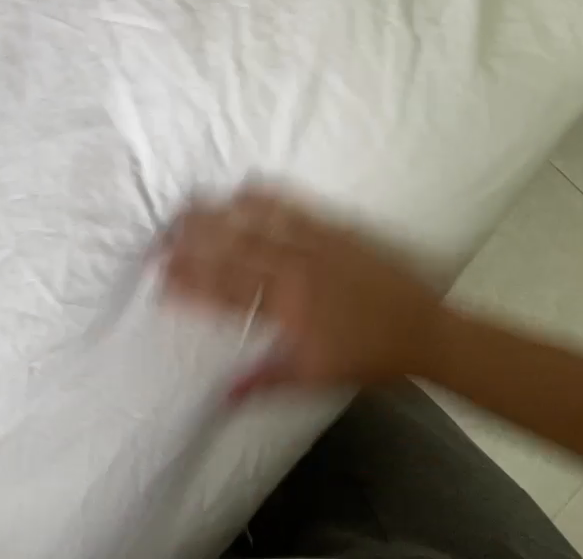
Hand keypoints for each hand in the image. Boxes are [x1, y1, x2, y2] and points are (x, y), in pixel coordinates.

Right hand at [159, 183, 448, 397]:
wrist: (422, 328)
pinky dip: (266, 196)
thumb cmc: (367, 355)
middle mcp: (293, 270)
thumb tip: (222, 396)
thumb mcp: (314, 375)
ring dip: (219, 214)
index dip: (190, 282)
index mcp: (285, 308)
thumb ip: (265, 380)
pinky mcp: (334, 228)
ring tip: (187, 205)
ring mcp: (314, 245)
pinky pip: (294, 206)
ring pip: (257, 224)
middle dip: (192, 241)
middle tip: (160, 234)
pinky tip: (244, 186)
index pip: (225, 292)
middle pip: (233, 251)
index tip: (160, 275)